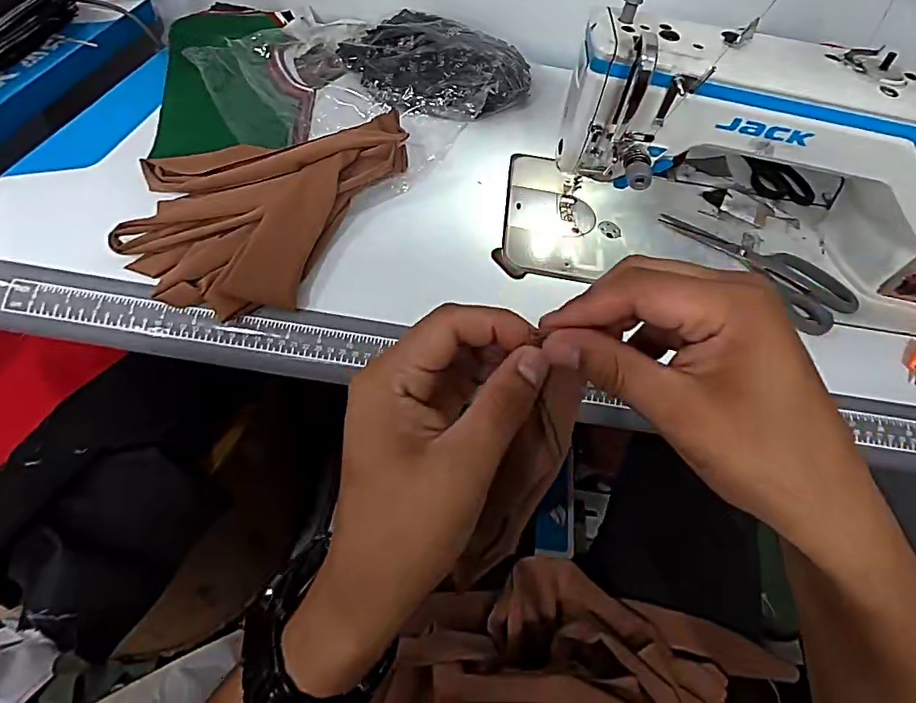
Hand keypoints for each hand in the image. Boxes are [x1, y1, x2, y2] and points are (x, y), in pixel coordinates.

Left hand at [283, 304, 577, 694]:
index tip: (536, 342)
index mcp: (387, 380)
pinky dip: (488, 388)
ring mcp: (402, 399)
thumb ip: (503, 403)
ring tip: (536, 377)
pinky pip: (457, 386)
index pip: (448, 324)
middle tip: (543, 360)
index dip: (497, 324)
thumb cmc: (401, 536)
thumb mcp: (464, 464)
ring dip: (498, 364)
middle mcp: (389, 380)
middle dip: (501, 343)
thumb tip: (534, 357)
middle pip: (453, 337)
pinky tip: (516, 397)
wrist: (371, 591)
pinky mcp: (416, 419)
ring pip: (458, 360)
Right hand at [538, 256, 865, 549]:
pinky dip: (645, 332)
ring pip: (660, 294)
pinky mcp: (737, 327)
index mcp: (731, 300)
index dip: (586, 308)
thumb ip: (613, 367)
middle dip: (600, 308)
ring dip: (621, 318)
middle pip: (648, 280)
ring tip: (586, 349)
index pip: (638, 286)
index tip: (547, 331)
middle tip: (561, 339)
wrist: (823, 501)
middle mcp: (737, 289)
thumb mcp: (677, 409)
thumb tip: (559, 343)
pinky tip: (624, 357)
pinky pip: (678, 314)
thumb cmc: (764, 458)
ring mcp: (740, 306)